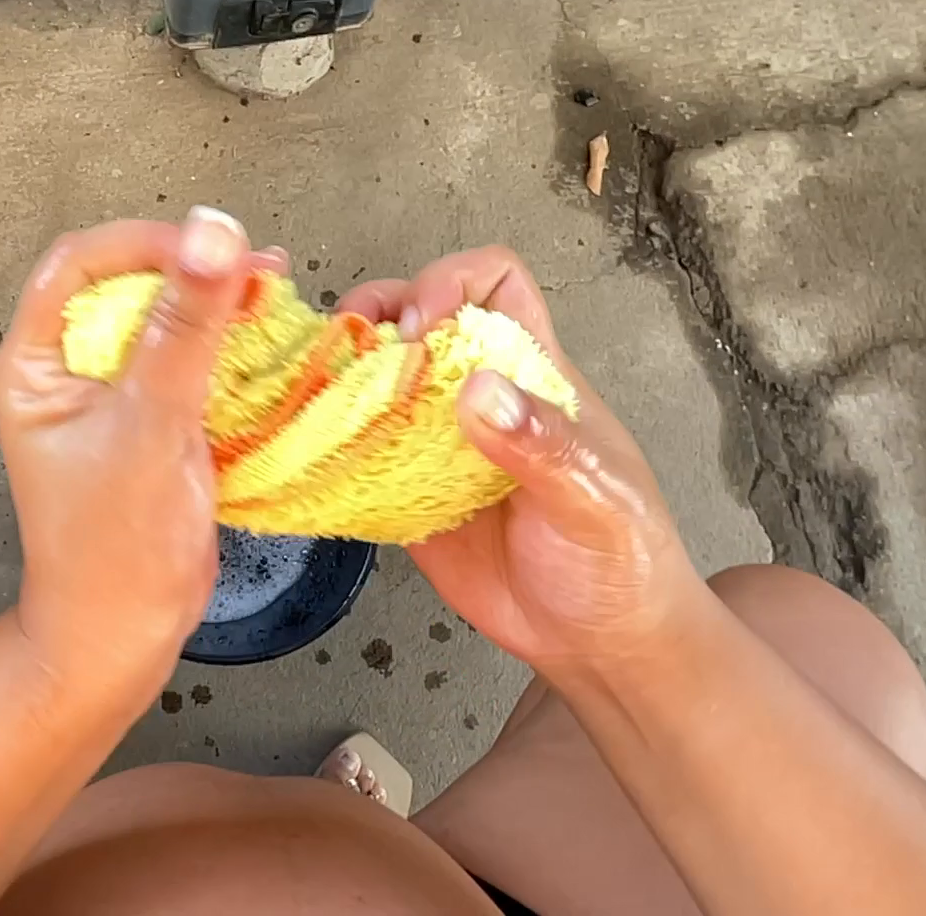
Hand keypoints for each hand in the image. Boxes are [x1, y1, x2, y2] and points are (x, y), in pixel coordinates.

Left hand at [0, 212, 283, 682]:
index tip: (209, 246)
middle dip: (187, 268)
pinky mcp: (147, 414)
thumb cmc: (115, 544)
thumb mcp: (150, 426)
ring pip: (160, 317)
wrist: (123, 629)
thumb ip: (184, 329)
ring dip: (212, 300)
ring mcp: (108, 391)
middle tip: (252, 267)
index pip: (78, 264)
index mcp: (33, 363)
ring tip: (268, 287)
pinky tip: (263, 330)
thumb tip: (213, 232)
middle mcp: (65, 368)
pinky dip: (224, 341)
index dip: (144, 243)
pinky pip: (185, 356)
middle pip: (124, 284)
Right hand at [336, 247, 707, 674]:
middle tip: (349, 348)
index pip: (494, 282)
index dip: (453, 281)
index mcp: (530, 372)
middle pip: (416, 312)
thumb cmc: (618, 563)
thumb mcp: (597, 501)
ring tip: (315, 391)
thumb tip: (476, 390)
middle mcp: (472, 392)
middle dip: (376, 312)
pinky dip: (324, 435)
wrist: (591, 642)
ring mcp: (431, 439)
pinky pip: (353, 443)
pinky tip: (306, 446)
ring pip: (374, 372)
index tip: (422, 326)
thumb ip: (544, 445)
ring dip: (339, 369)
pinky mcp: (399, 484)